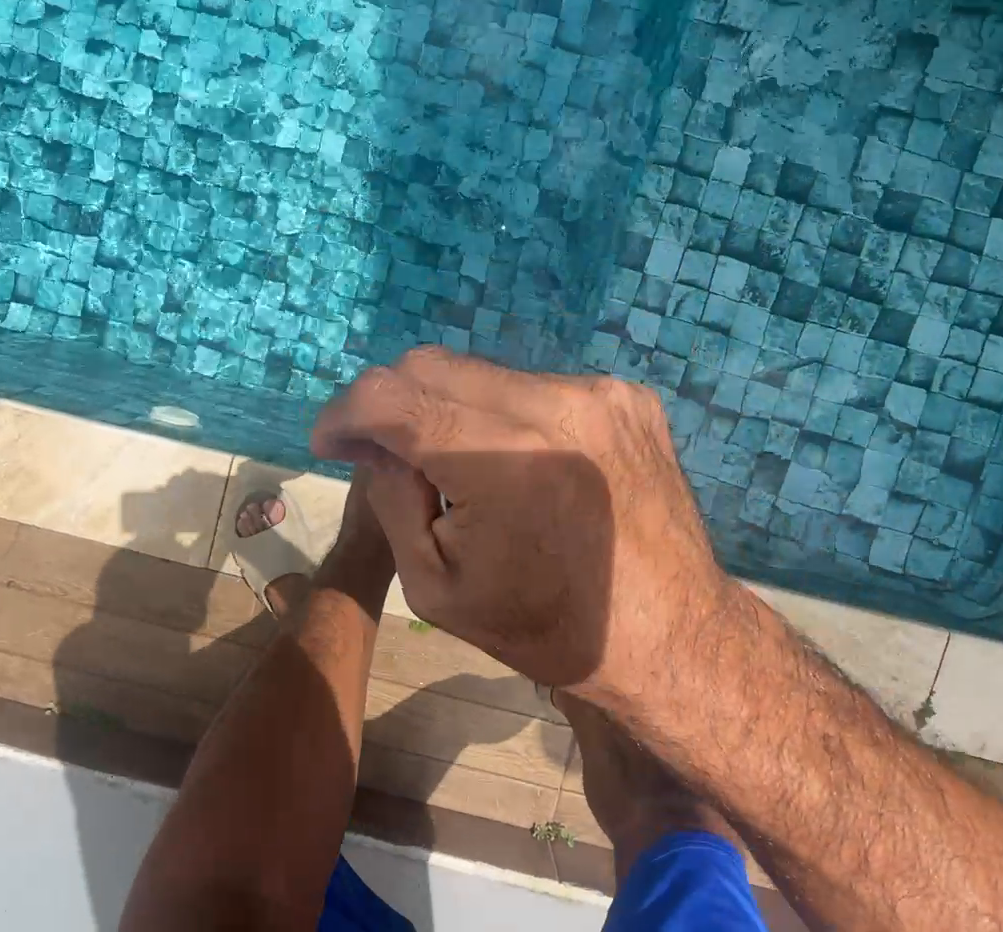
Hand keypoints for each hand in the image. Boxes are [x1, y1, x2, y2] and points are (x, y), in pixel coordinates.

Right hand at [311, 347, 726, 699]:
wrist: (673, 637)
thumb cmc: (547, 628)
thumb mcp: (437, 589)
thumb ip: (391, 499)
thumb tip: (375, 443)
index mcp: (502, 459)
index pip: (389, 396)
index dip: (343, 414)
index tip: (330, 443)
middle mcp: (553, 403)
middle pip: (430, 365)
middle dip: (390, 404)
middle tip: (383, 454)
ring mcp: (599, 391)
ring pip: (481, 371)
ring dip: (449, 408)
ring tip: (459, 467)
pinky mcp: (628, 395)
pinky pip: (534, 384)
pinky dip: (505, 414)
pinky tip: (520, 465)